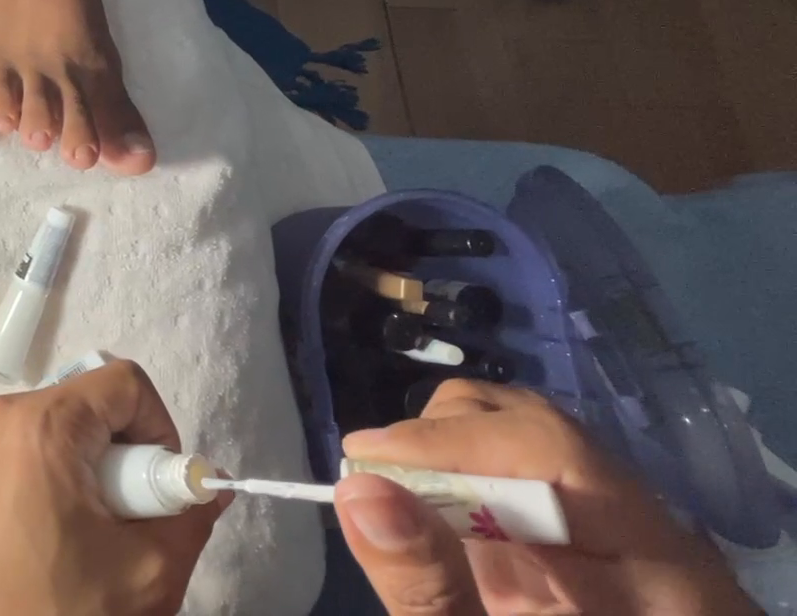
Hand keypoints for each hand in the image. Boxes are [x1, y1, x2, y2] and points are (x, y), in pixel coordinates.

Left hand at [0, 360, 227, 615]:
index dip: (158, 428)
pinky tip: (72, 527)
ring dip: (105, 467)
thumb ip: (189, 518)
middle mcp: (10, 409)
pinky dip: (76, 472)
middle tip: (132, 517)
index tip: (157, 488)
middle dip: (131, 452)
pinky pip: (49, 439)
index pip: (125, 380)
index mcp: (44, 421)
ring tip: (101, 529)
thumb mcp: (144, 573)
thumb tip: (212, 483)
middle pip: (98, 400)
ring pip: (76, 422)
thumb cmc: (56, 605)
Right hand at [335, 379, 757, 614]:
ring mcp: (630, 541)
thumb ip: (430, 589)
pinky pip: (523, 476)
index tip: (363, 460)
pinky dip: (462, 478)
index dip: (449, 439)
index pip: (554, 451)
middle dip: (443, 439)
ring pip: (528, 442)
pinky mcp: (593, 547)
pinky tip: (434, 519)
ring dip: (449, 453)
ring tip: (405, 501)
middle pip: (541, 430)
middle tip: (379, 480)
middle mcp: (659, 542)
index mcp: (664, 577)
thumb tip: (356, 488)